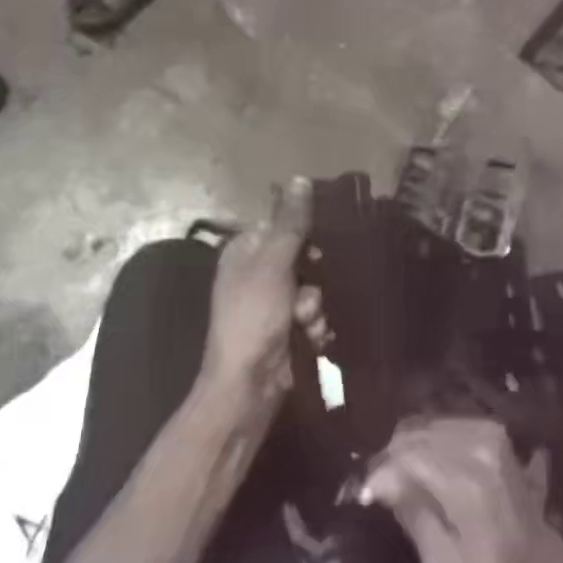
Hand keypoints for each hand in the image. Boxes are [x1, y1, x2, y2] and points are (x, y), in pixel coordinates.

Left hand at [200, 177, 325, 405]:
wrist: (249, 384)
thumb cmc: (253, 318)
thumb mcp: (272, 265)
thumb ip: (290, 224)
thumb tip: (300, 178)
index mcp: (244, 251)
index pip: (282, 226)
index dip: (303, 236)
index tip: (318, 248)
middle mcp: (257, 274)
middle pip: (304, 259)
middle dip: (313, 281)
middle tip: (304, 298)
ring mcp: (273, 305)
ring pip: (314, 291)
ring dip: (315, 309)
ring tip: (304, 325)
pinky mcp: (288, 331)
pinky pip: (315, 317)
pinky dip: (316, 329)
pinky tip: (311, 340)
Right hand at [359, 417, 562, 562]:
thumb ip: (413, 518)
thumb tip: (378, 481)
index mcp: (471, 485)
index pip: (407, 456)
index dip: (380, 473)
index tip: (365, 496)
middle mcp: (482, 448)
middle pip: (413, 435)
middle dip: (389, 460)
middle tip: (380, 489)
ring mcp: (491, 434)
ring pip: (424, 426)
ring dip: (405, 451)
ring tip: (400, 481)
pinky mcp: (492, 430)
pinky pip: (440, 424)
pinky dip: (424, 443)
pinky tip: (422, 470)